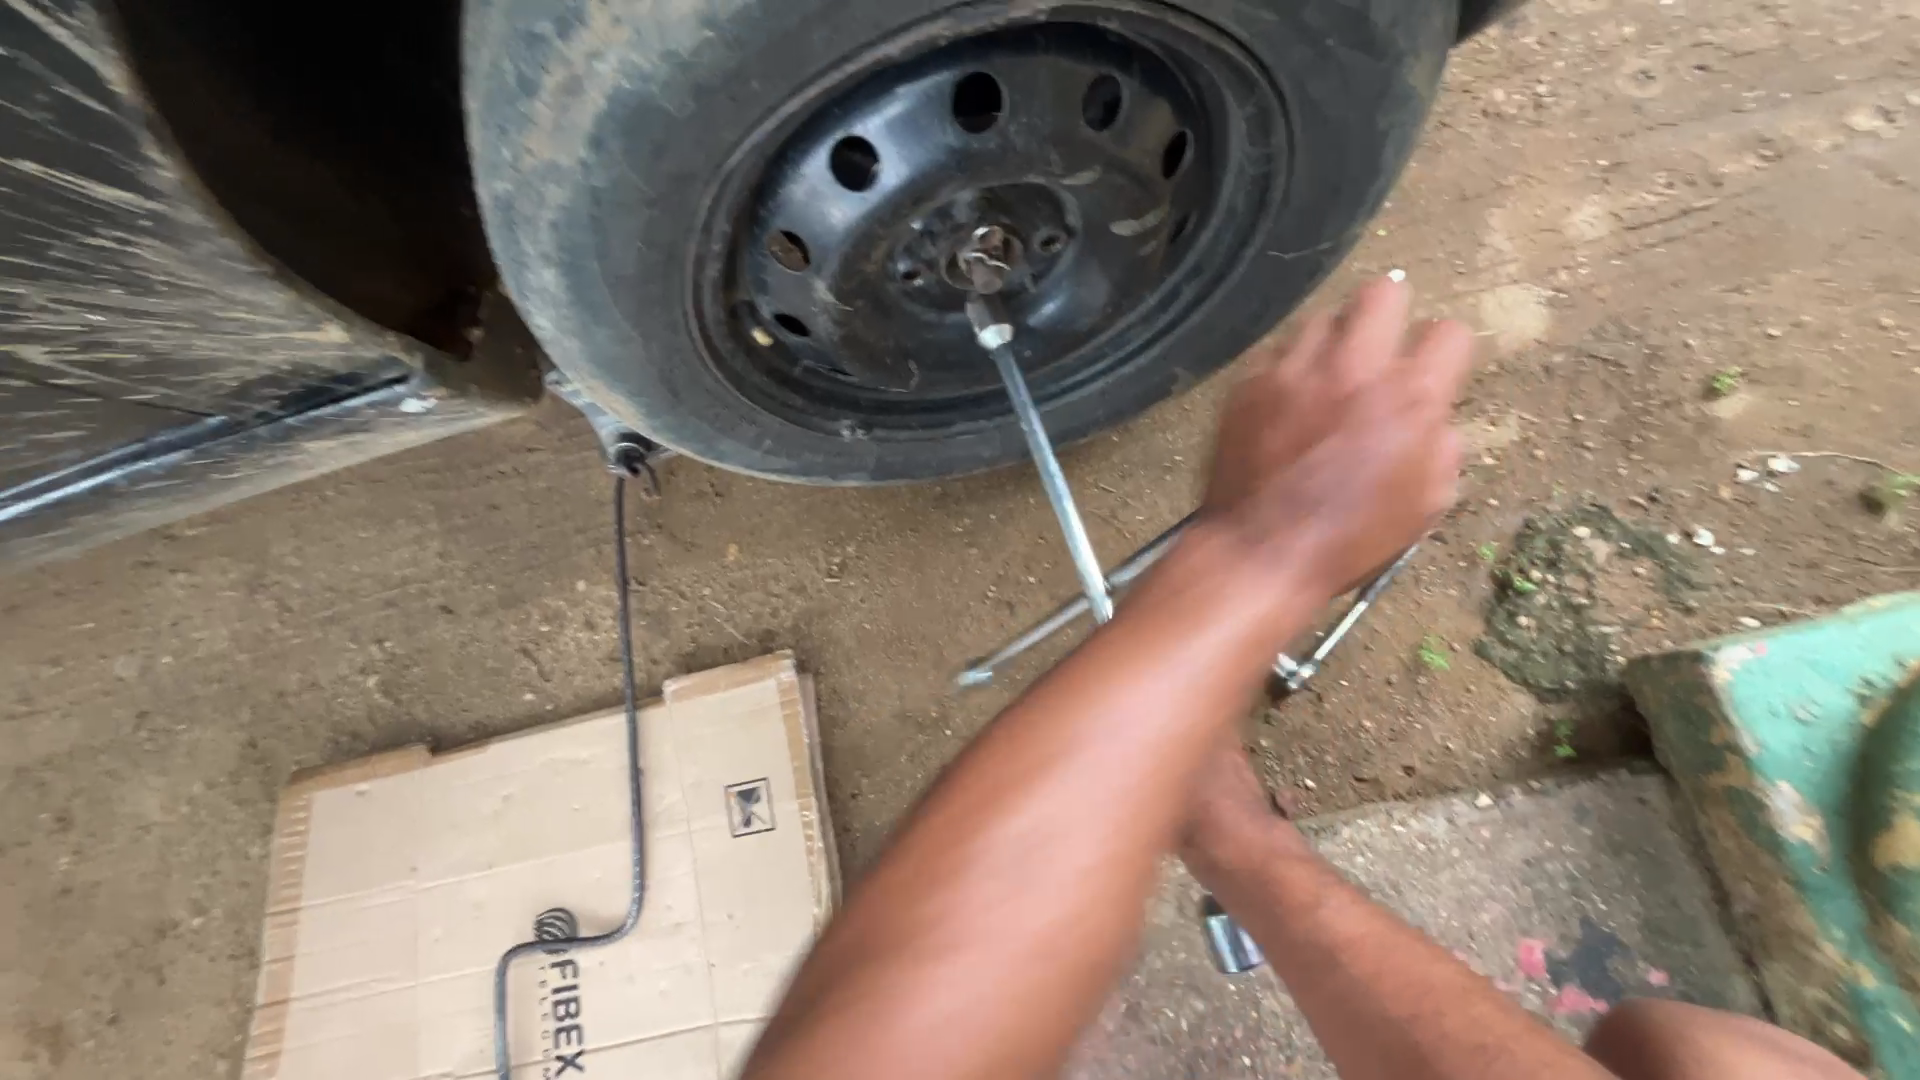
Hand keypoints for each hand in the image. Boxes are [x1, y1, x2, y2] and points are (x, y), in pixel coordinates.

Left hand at [1201, 277, 1470, 602]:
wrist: (1260, 550)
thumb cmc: (1349, 539)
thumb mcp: (1424, 504)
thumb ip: (1442, 448)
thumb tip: (1435, 423)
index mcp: (1410, 398)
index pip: (1448, 332)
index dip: (1443, 352)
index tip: (1429, 370)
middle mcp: (1354, 369)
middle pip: (1382, 293)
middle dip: (1389, 313)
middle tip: (1379, 347)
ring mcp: (1294, 372)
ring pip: (1321, 318)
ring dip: (1332, 341)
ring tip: (1326, 376)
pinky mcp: (1248, 385)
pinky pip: (1274, 354)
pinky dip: (1287, 369)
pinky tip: (1284, 399)